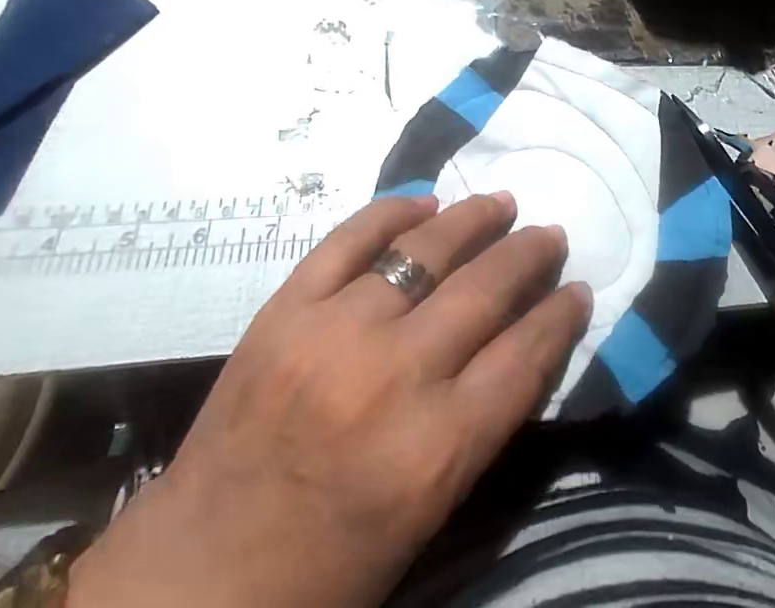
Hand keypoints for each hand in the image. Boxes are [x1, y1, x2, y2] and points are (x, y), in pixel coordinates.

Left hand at [68, 193, 590, 607]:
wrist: (195, 581)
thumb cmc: (336, 559)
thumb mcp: (438, 501)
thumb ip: (489, 413)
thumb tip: (529, 334)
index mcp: (438, 445)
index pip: (527, 352)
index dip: (562, 314)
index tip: (579, 289)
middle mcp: (391, 380)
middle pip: (486, 290)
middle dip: (530, 254)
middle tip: (550, 236)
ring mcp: (329, 339)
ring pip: (423, 253)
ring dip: (473, 220)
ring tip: (501, 204)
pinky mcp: (279, 317)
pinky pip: (346, 244)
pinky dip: (390, 214)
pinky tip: (423, 205)